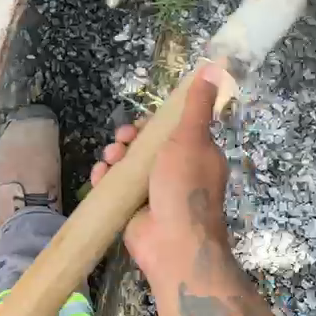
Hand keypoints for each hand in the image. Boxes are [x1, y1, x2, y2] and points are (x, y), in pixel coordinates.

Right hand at [90, 63, 233, 286]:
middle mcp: (176, 171)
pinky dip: (106, 178)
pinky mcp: (134, 209)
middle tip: (122, 141)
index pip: (170, 129)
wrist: (173, 245)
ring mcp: (154, 192)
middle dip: (129, 139)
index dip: (152, 123)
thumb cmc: (185, 187)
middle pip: (145, 144)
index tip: (142, 124)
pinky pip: (116, 186)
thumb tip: (213, 70)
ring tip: (110, 160)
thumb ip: (197, 106)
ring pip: (127, 163)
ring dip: (115, 156)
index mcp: (196, 154)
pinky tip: (101, 177)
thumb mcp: (191, 139)